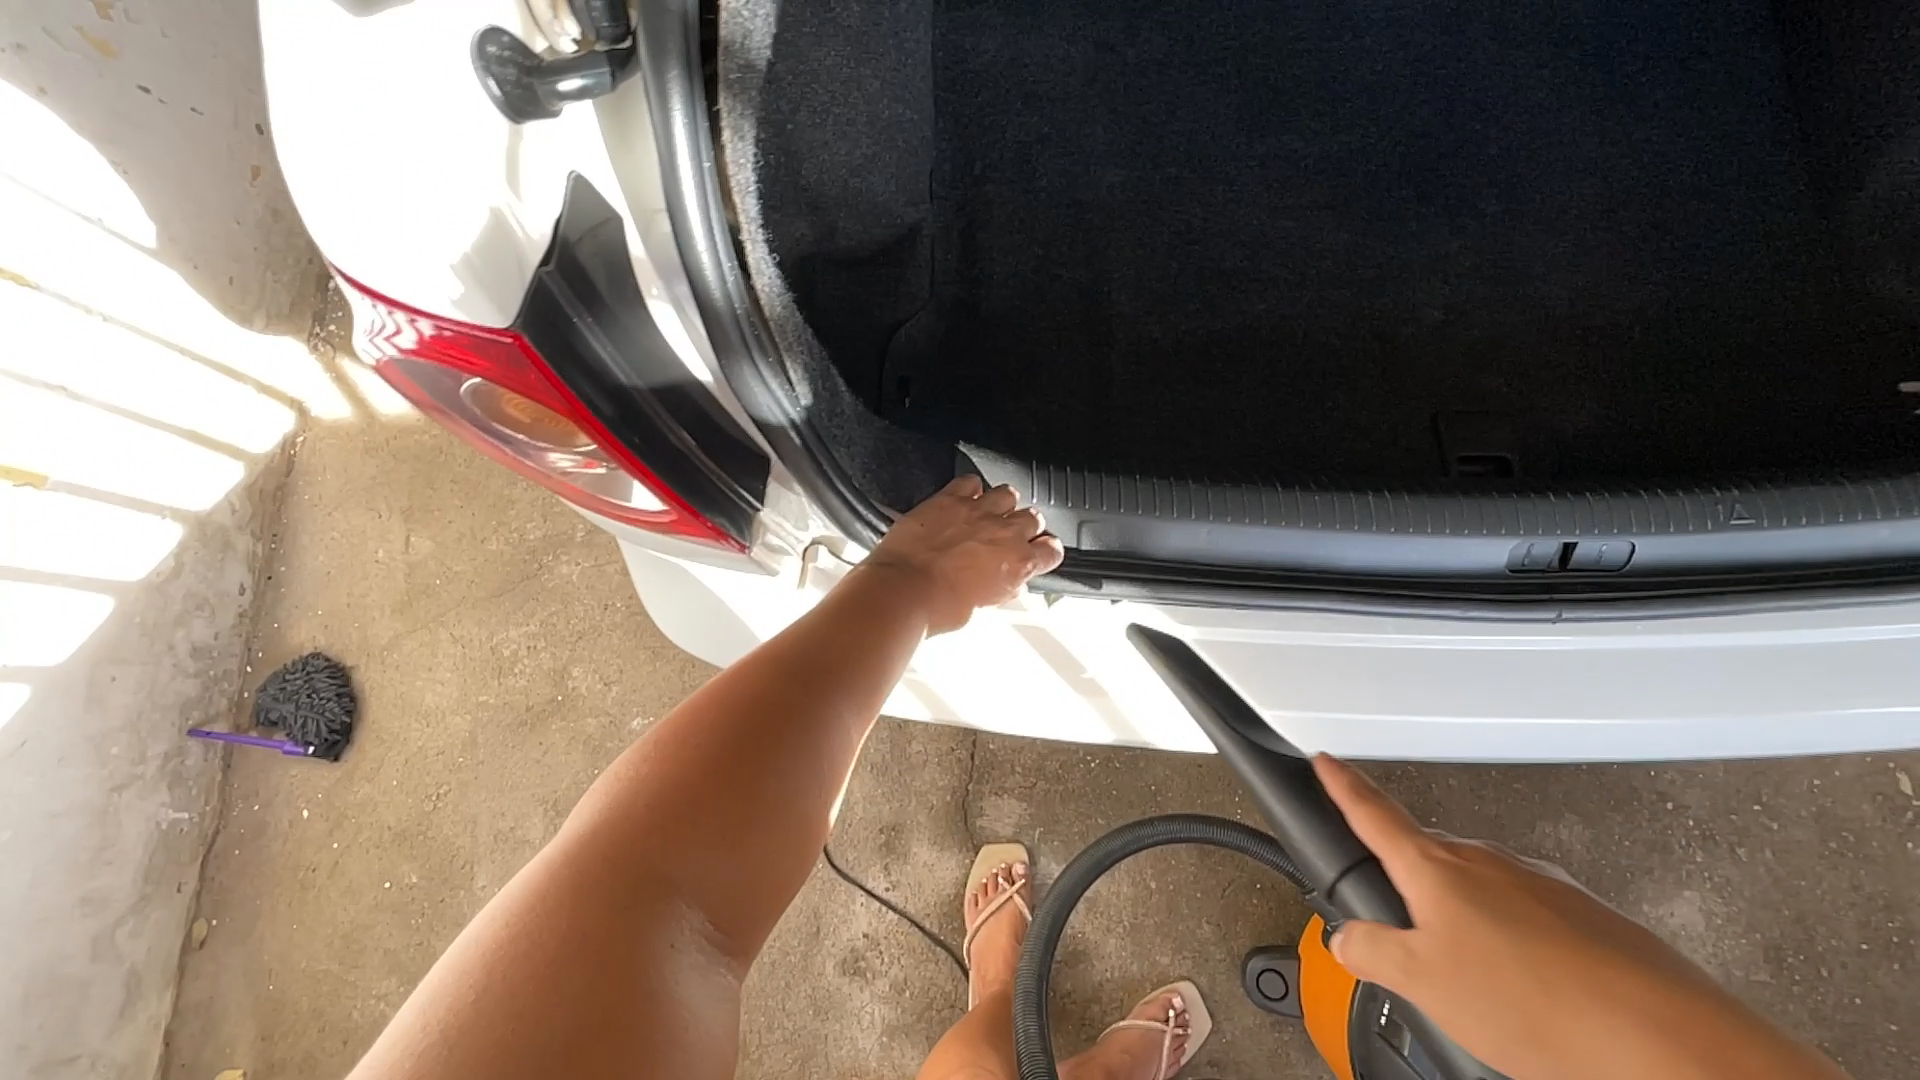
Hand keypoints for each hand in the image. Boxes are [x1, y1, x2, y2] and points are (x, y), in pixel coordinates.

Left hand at [862, 476, 1064, 634]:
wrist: (904, 591)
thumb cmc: (938, 607)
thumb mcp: (982, 608)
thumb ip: (1001, 590)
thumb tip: (1005, 585)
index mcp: (1019, 563)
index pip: (1051, 550)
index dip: (1047, 551)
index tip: (1040, 554)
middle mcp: (1004, 532)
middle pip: (1032, 517)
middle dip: (1024, 526)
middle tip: (1010, 536)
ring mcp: (978, 511)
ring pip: (1007, 493)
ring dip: (1001, 504)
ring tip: (989, 515)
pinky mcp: (949, 499)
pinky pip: (970, 482)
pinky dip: (970, 489)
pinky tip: (964, 500)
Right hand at [1313, 755, 1847, 1079]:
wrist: (1669, 1046)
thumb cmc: (1539, 1007)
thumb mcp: (1424, 986)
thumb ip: (1373, 952)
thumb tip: (1349, 938)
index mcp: (1437, 871)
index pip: (1375, 814)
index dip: (1343, 785)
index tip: (1326, 760)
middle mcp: (1489, 863)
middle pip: (1428, 861)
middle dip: (1411, 887)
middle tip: (1408, 938)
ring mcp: (1544, 886)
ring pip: (1482, 894)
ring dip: (1469, 926)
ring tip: (1481, 989)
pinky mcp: (1591, 917)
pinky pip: (1532, 921)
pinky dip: (1519, 948)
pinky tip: (1532, 995)